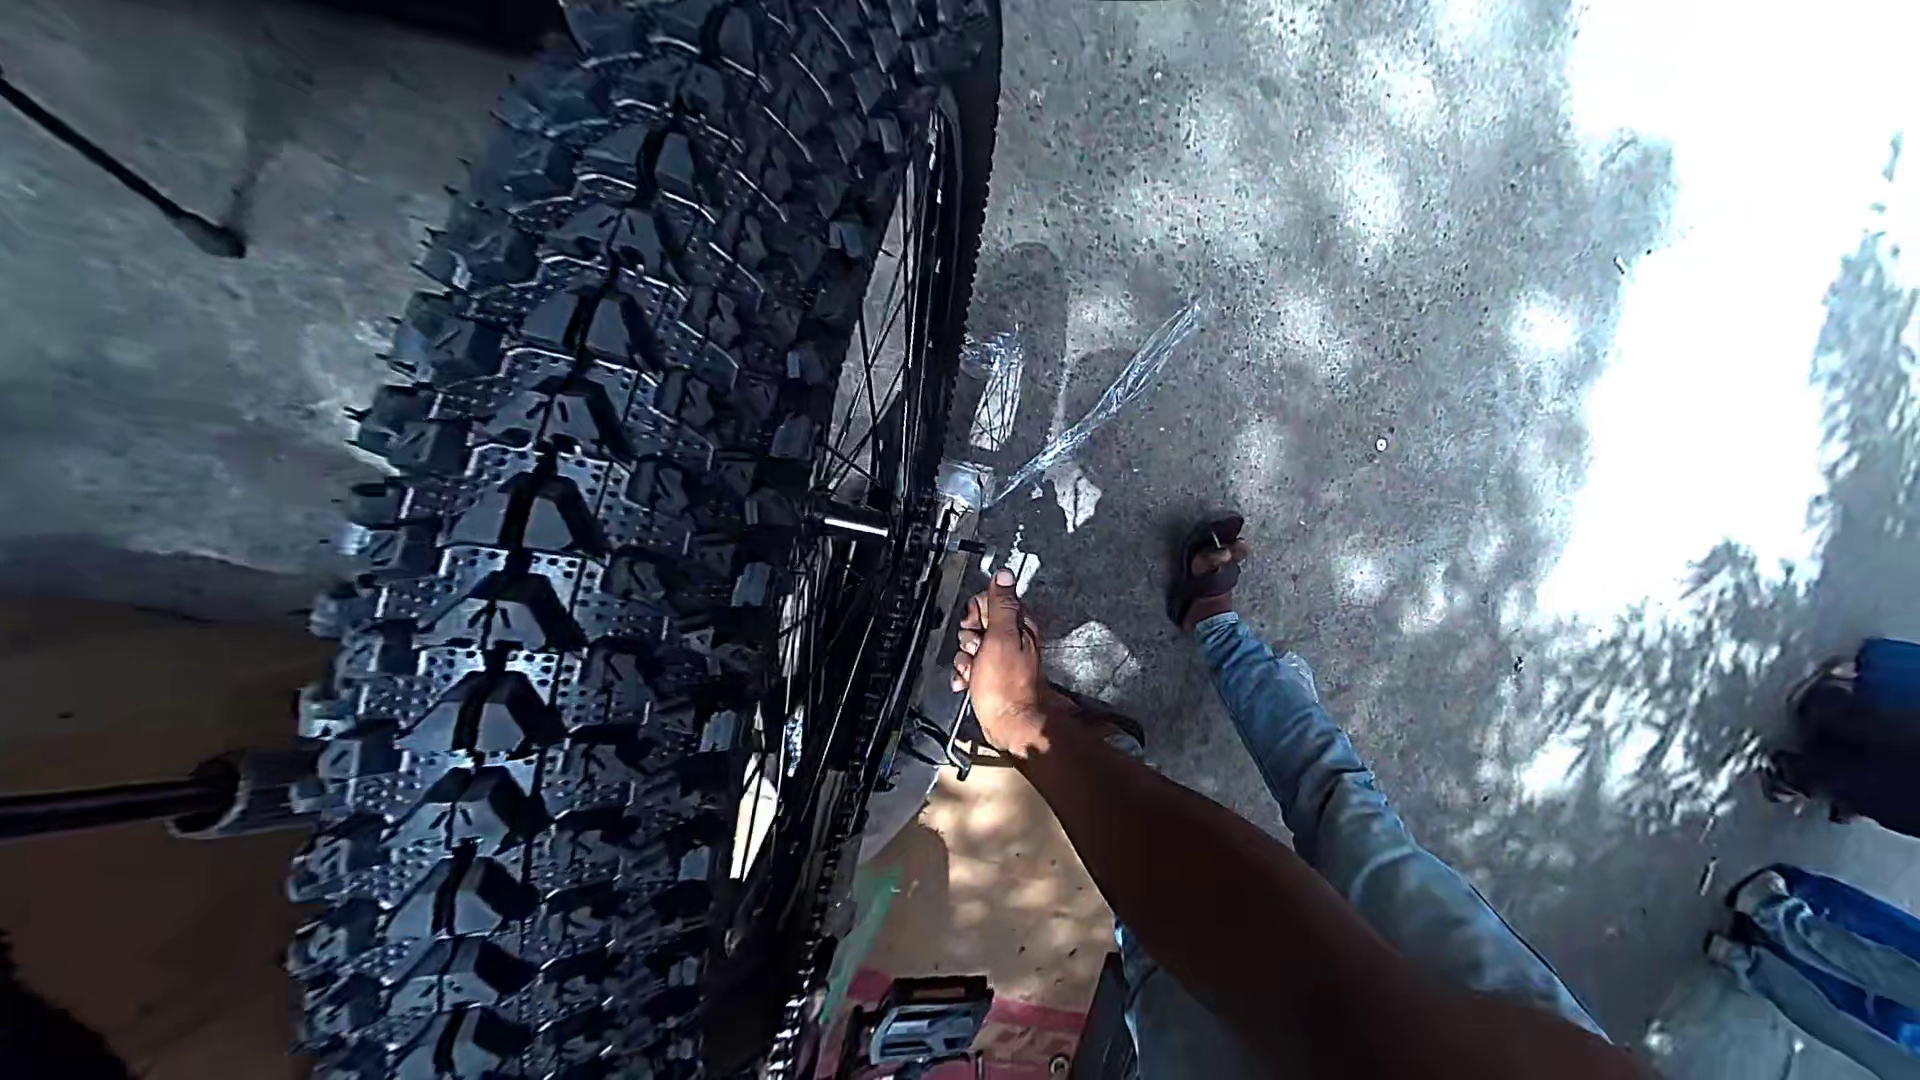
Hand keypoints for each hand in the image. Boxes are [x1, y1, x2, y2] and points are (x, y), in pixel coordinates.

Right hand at [949, 569, 1065, 755]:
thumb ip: (1001, 604)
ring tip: (974, 671)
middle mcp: (1012, 638)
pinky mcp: (993, 674)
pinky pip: (971, 665)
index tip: (975, 627)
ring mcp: (1002, 657)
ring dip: (965, 659)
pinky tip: (969, 682)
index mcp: (1018, 623)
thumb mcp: (1001, 637)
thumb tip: (1004, 575)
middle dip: (968, 638)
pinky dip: (966, 673)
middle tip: (976, 651)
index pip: (990, 599)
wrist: (1008, 724)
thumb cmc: (1006, 685)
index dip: (976, 612)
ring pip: (970, 646)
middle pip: (977, 623)